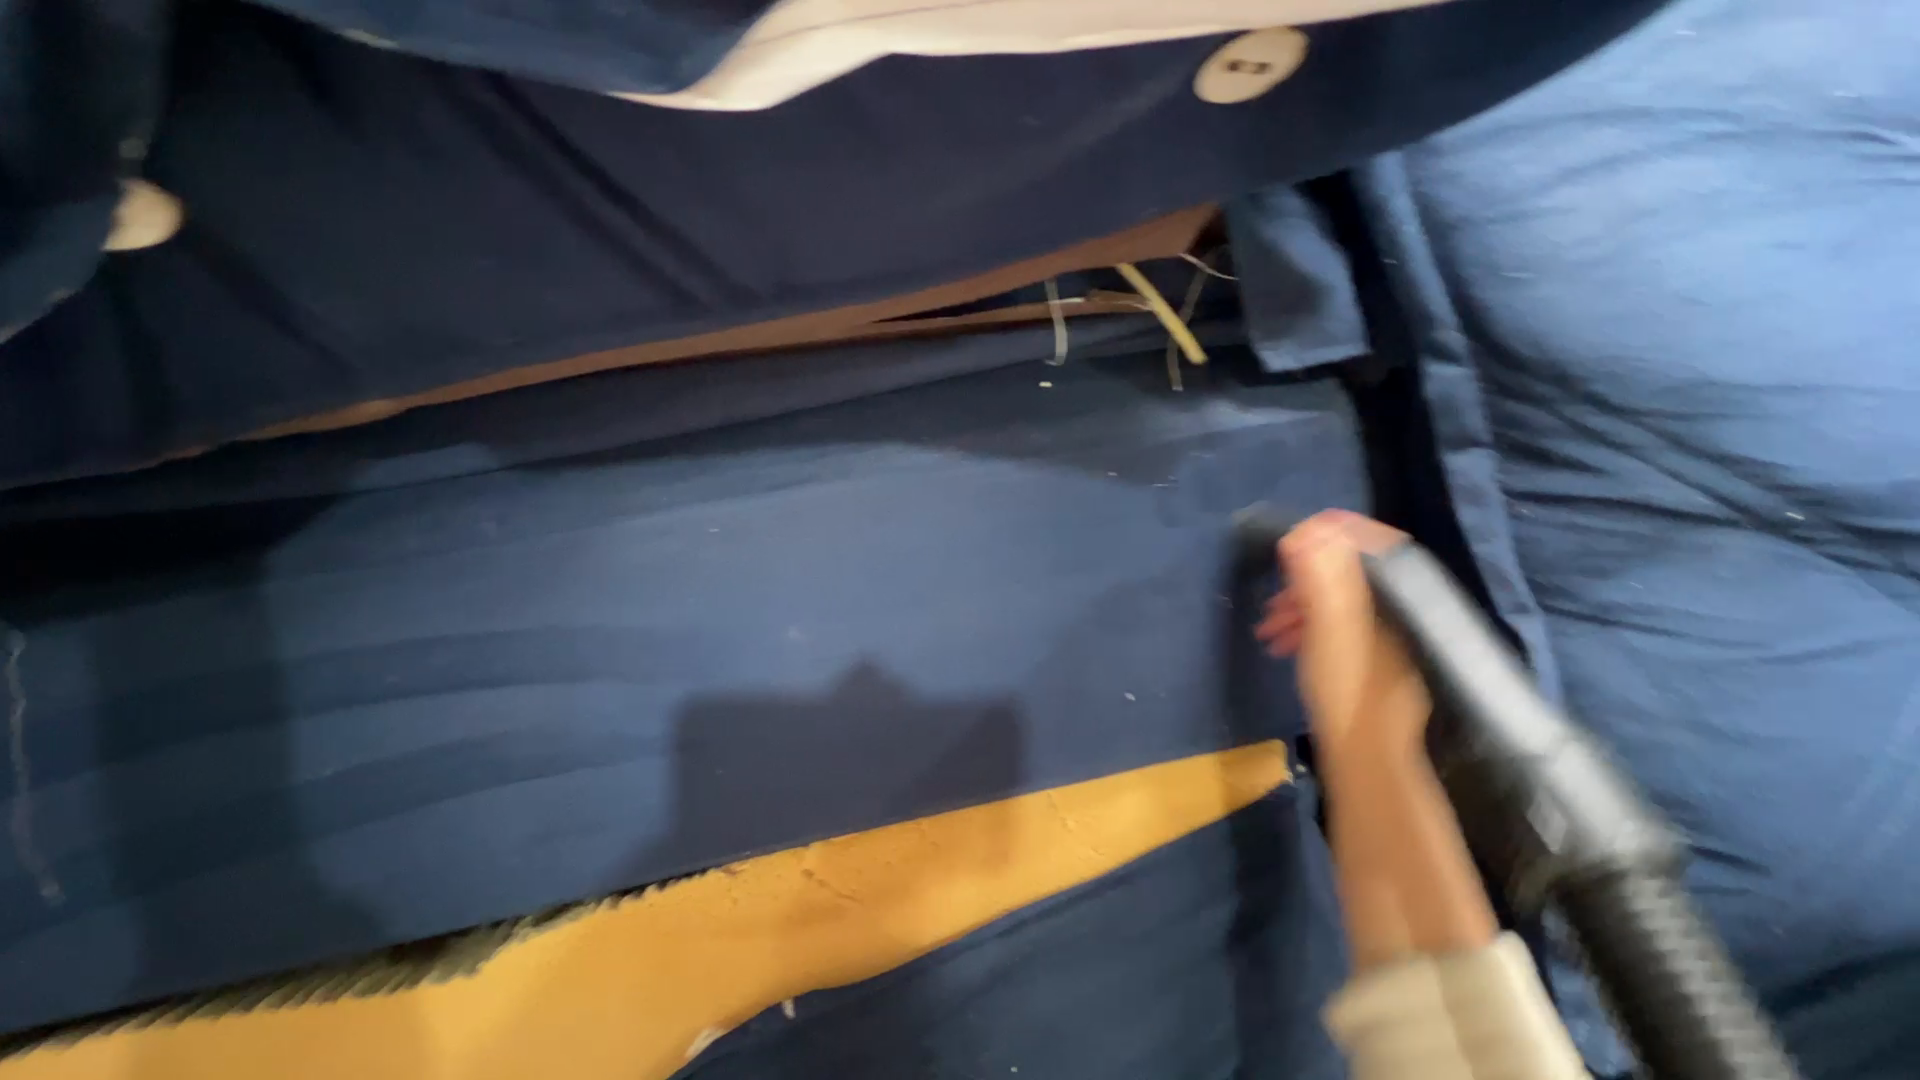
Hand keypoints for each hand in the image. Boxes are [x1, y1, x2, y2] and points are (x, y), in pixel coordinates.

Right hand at [1253, 510, 1430, 759]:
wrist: (1367, 757)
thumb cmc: (1348, 690)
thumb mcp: (1330, 629)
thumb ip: (1322, 579)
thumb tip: (1308, 531)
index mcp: (1394, 599)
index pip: (1374, 545)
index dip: (1334, 532)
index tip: (1293, 533)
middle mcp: (1398, 612)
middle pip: (1351, 576)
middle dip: (1305, 578)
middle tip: (1271, 594)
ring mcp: (1388, 639)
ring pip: (1342, 605)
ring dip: (1301, 607)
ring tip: (1268, 629)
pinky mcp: (1374, 661)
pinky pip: (1340, 628)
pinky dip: (1310, 629)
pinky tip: (1286, 646)